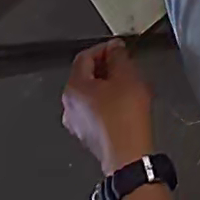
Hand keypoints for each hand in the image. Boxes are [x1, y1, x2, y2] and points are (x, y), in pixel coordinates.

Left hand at [61, 39, 156, 173]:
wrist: (127, 152)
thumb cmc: (125, 115)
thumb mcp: (127, 76)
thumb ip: (119, 57)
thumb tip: (114, 48)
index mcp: (74, 88)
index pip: (84, 57)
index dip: (104, 48)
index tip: (119, 47)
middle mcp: (69, 105)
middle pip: (85, 76)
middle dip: (106, 67)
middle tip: (127, 64)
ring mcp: (76, 122)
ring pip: (91, 94)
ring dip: (108, 85)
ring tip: (130, 85)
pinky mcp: (87, 134)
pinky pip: (95, 110)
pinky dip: (108, 102)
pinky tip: (126, 104)